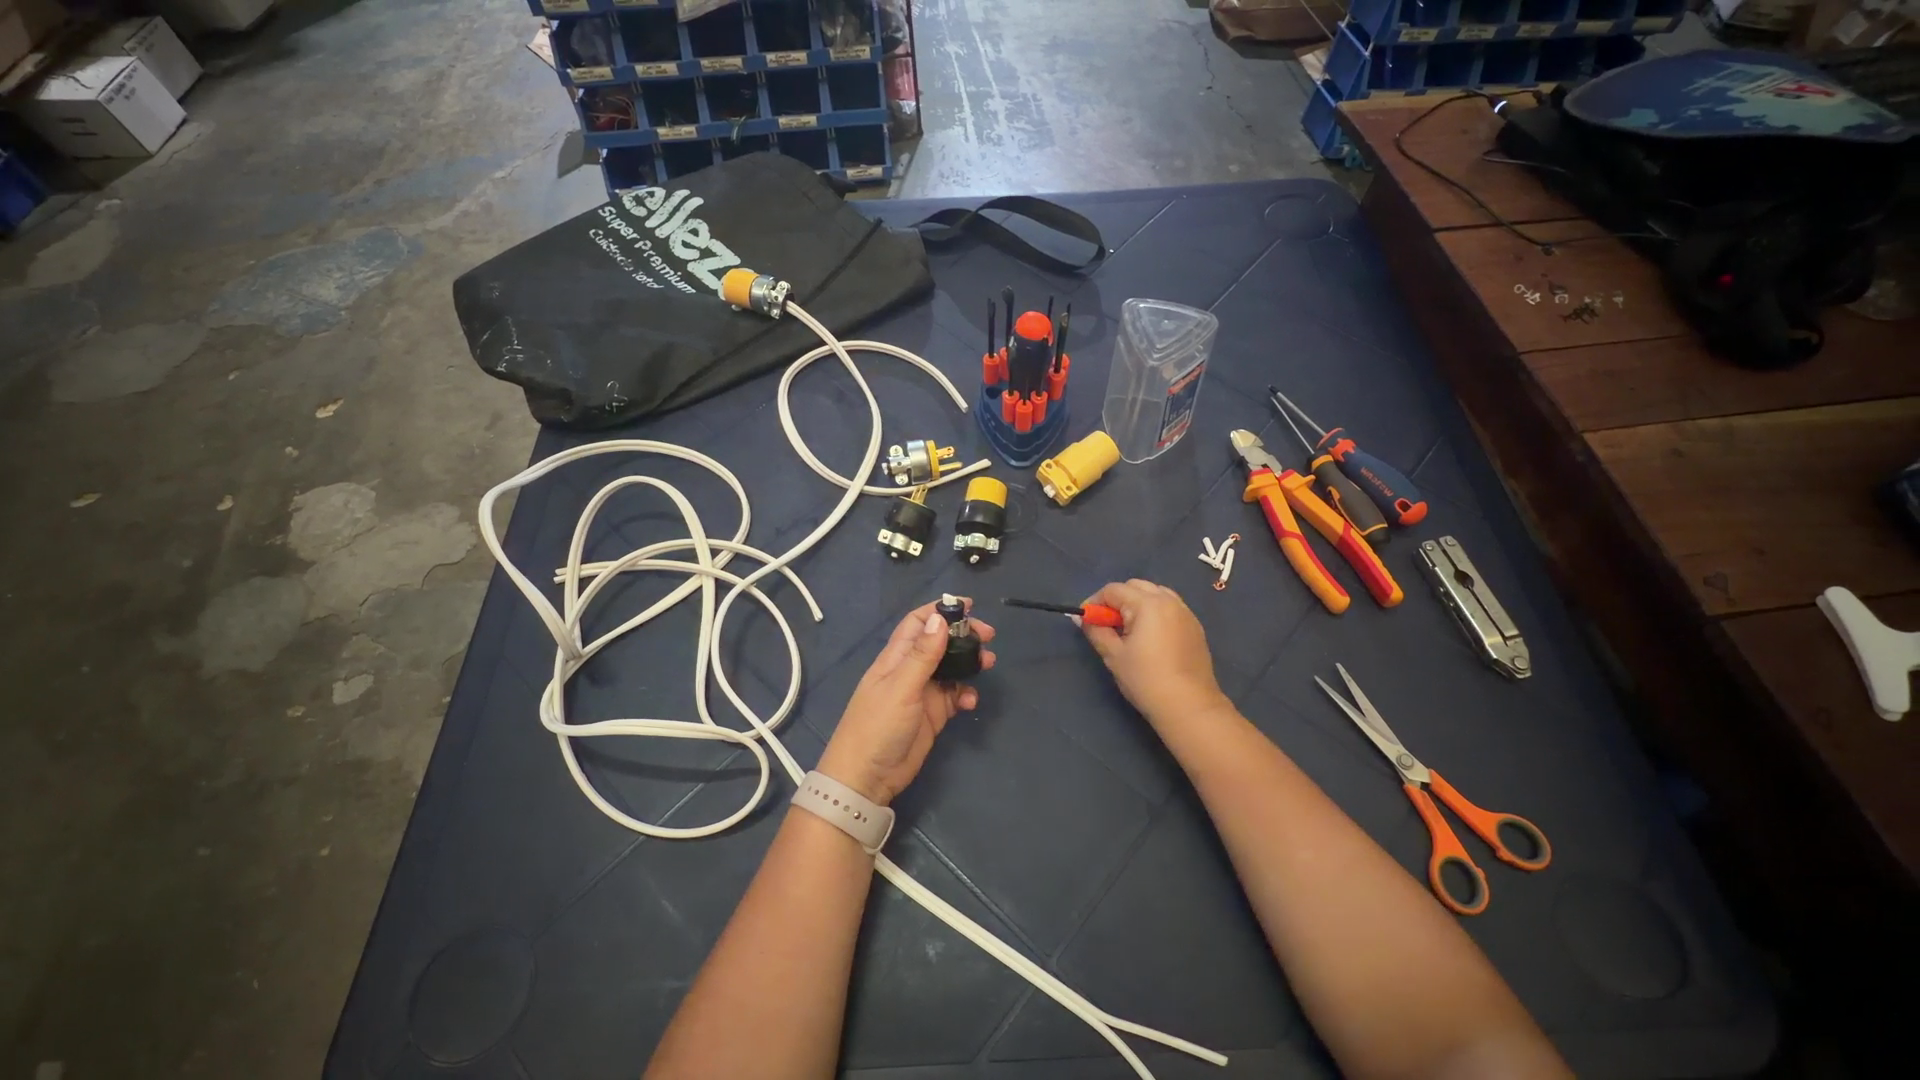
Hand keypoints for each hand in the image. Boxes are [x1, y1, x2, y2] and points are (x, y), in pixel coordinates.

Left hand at [816, 599, 994, 806]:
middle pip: (940, 643)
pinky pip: (954, 696)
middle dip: (963, 635)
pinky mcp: (932, 715)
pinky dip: (965, 694)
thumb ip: (922, 654)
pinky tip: (970, 701)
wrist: (866, 777)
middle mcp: (909, 670)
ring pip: (950, 668)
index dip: (940, 610)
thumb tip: (940, 617)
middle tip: (989, 637)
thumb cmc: (878, 727)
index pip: (918, 623)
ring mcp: (921, 693)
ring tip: (988, 664)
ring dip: (969, 663)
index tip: (970, 605)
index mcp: (895, 658)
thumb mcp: (901, 687)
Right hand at [1082, 580, 1230, 728]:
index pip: (1113, 590)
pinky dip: (1155, 613)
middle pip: (1135, 586)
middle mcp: (1169, 601)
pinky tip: (1150, 638)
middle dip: (1117, 600)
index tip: (1086, 621)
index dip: (1095, 602)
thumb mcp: (1113, 655)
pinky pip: (1170, 608)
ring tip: (1130, 630)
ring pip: (1155, 594)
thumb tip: (1083, 617)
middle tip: (1108, 625)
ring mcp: (1185, 613)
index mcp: (1148, 604)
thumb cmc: (1145, 679)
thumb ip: (1096, 630)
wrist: (1188, 705)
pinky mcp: (1195, 627)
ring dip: (1137, 604)